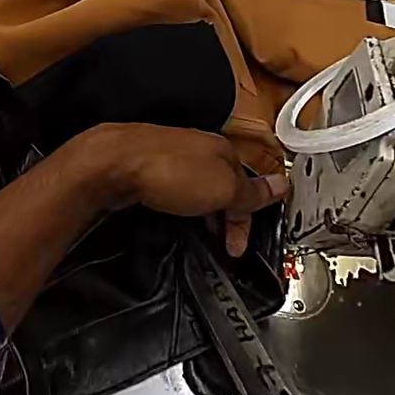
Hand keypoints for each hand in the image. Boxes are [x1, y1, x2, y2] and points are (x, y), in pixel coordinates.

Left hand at [76, 123, 288, 256]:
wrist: (114, 164)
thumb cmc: (167, 171)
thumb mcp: (223, 188)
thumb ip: (252, 191)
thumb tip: (280, 185)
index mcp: (222, 150)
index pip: (248, 186)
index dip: (247, 219)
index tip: (239, 245)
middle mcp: (199, 148)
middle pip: (225, 185)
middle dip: (227, 217)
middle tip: (224, 245)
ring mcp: (173, 156)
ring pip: (199, 187)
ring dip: (205, 212)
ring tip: (202, 234)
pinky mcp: (149, 167)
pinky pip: (175, 189)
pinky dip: (182, 206)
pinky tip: (176, 216)